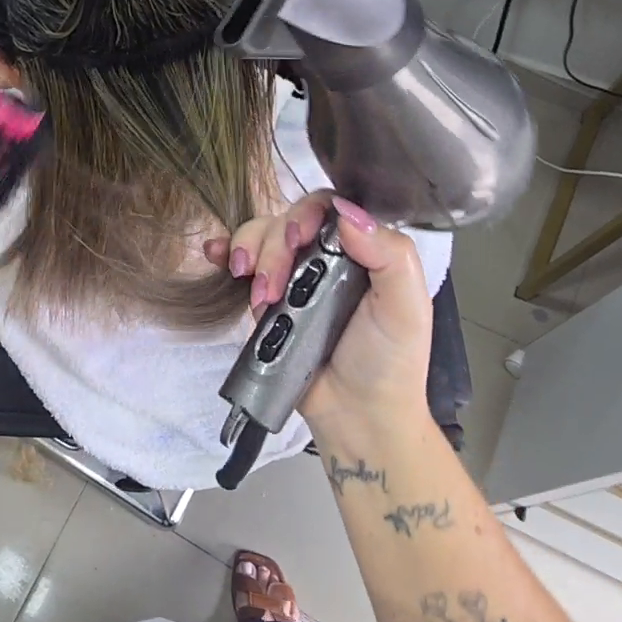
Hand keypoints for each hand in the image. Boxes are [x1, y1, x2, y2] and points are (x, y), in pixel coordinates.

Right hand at [206, 194, 432, 427]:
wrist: (355, 414)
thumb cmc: (389, 361)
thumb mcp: (406, 308)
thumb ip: (390, 255)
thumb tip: (345, 211)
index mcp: (362, 249)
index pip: (327, 207)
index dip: (306, 213)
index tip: (297, 239)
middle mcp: (325, 254)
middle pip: (285, 220)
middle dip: (272, 249)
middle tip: (273, 289)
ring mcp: (293, 275)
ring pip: (258, 237)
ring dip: (247, 254)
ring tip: (254, 292)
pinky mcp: (267, 297)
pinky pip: (239, 262)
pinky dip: (223, 251)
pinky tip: (215, 254)